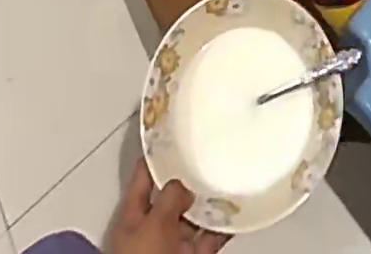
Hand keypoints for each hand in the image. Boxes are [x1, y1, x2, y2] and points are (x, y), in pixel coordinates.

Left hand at [106, 158, 228, 253]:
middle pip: (173, 192)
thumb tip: (185, 183)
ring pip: (194, 213)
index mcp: (134, 214)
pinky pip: (210, 236)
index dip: (159, 149)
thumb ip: (169, 197)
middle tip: (211, 150)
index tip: (177, 128)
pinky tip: (236, 210)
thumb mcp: (152, 225)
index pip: (146, 172)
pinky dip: (223, 225)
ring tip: (228, 175)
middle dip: (191, 175)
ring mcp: (171, 242)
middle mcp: (152, 225)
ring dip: (210, 200)